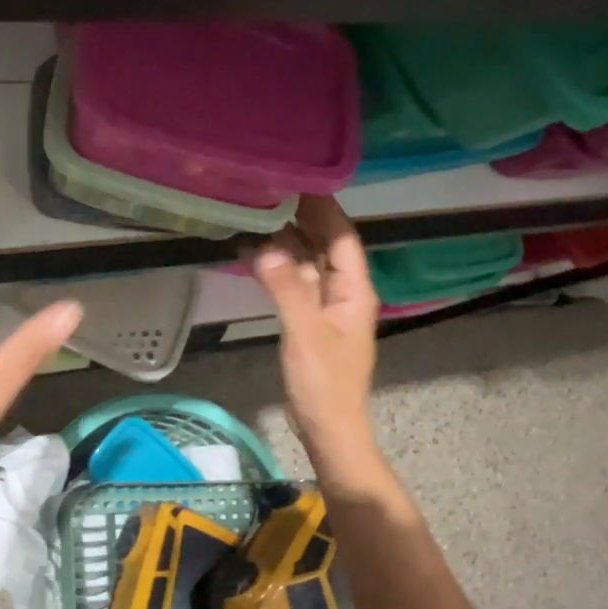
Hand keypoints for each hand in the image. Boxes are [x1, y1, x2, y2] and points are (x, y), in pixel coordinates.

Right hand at [251, 196, 380, 462]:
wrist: (328, 428)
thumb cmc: (324, 382)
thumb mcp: (304, 332)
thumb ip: (286, 288)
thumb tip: (264, 246)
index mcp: (354, 290)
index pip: (341, 236)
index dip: (324, 208)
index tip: (299, 180)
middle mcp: (343, 293)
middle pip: (325, 245)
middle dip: (302, 218)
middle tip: (271, 189)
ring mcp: (326, 308)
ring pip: (307, 263)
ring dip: (286, 242)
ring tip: (256, 215)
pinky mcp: (309, 321)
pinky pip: (294, 283)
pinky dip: (276, 268)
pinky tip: (253, 255)